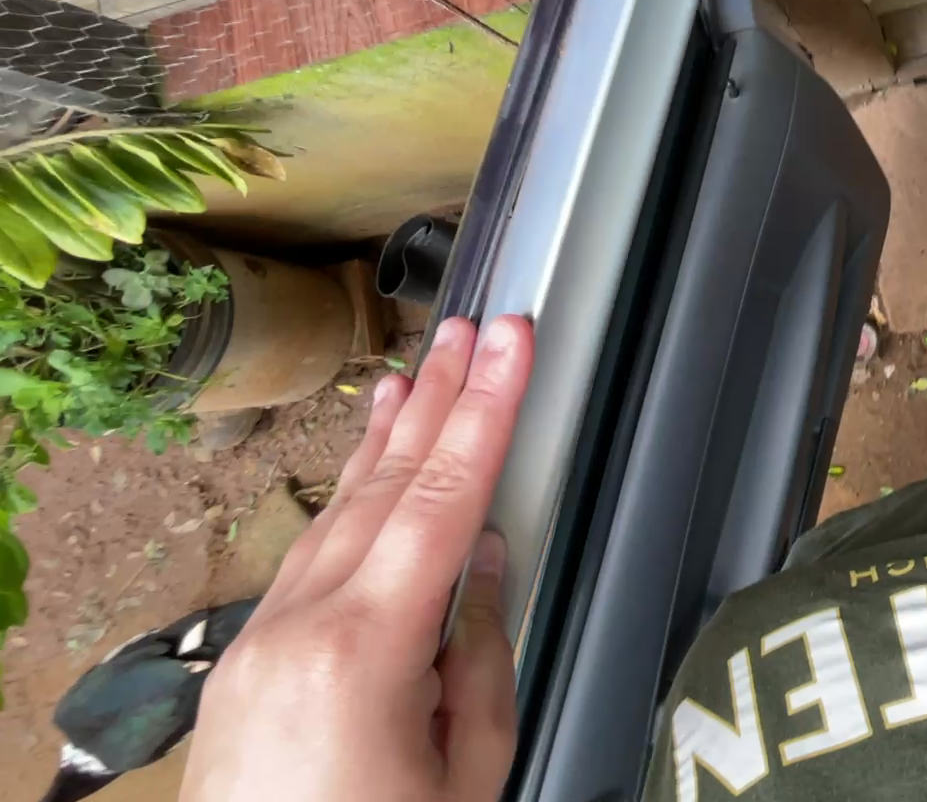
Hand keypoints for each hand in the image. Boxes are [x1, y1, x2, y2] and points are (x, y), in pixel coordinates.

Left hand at [183, 315, 534, 801]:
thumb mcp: (471, 760)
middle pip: (390, 481)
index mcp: (361, 652)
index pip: (443, 496)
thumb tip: (479, 558)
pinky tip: (372, 445)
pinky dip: (356, 479)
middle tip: (478, 327)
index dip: (487, 408)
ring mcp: (264, 639)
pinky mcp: (258, 651)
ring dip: (397, 426)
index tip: (511, 343)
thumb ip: (480, 648)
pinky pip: (319, 542)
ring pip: (348, 502)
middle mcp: (297, 630)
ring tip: (427, 361)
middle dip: (445, 394)